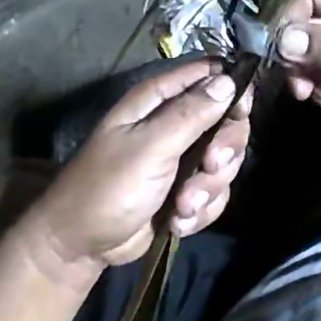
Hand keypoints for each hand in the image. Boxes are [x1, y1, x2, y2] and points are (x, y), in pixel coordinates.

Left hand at [29, 60, 250, 276]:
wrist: (80, 246)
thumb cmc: (107, 187)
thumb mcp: (150, 147)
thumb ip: (191, 113)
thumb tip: (228, 81)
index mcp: (160, 100)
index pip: (210, 75)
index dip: (232, 88)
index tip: (240, 112)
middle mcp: (175, 123)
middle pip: (228, 121)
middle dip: (223, 150)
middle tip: (209, 167)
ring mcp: (182, 158)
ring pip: (224, 161)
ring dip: (208, 188)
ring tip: (182, 206)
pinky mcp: (186, 190)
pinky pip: (215, 193)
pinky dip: (201, 210)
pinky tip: (178, 222)